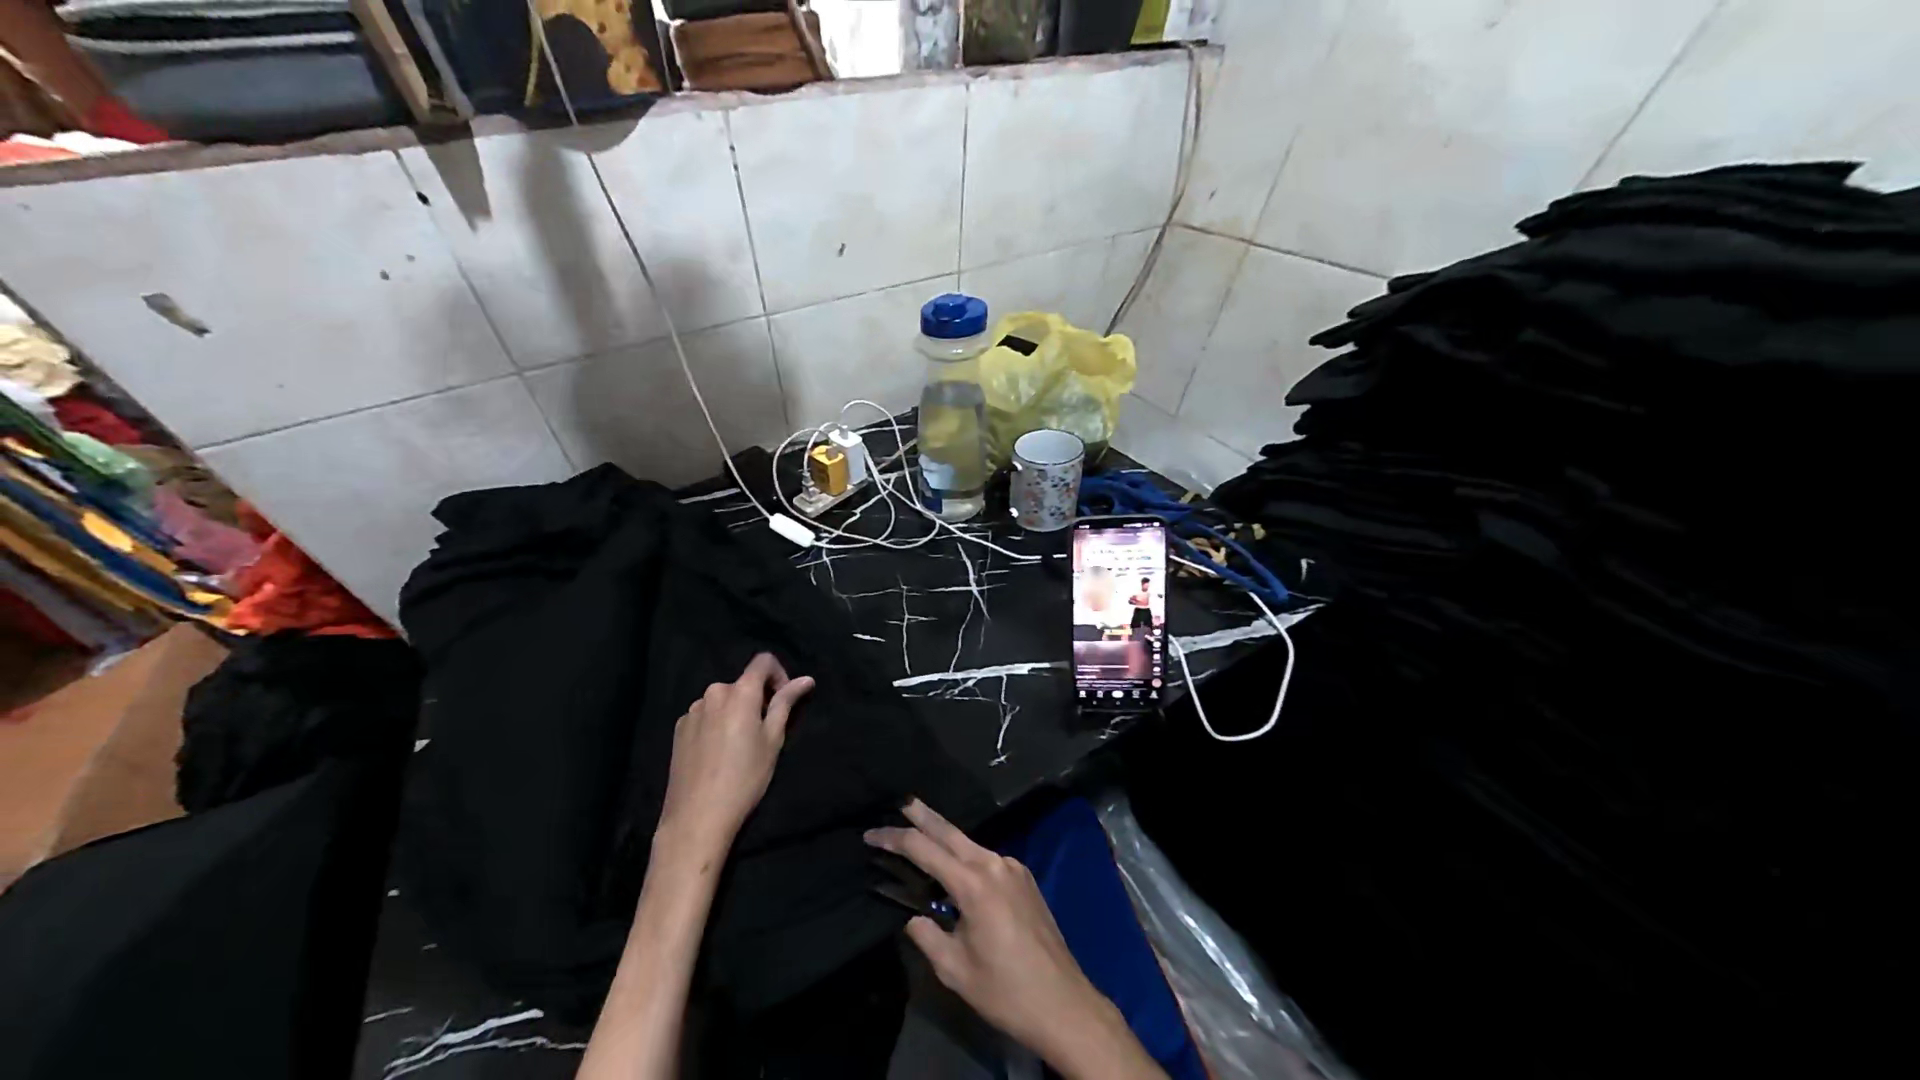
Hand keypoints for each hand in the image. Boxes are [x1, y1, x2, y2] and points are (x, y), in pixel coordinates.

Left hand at [658, 653, 813, 855]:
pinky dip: (717, 724)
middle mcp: (713, 693)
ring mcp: (692, 711)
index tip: (782, 702)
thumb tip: (805, 680)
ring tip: (739, 746)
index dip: (778, 674)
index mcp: (739, 692)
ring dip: (735, 712)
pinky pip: (706, 715)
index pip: (763, 661)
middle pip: (742, 684)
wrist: (697, 816)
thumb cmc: (745, 777)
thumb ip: (786, 703)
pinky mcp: (679, 729)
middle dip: (757, 699)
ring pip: (723, 701)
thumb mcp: (773, 740)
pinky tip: (718, 754)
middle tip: (764, 731)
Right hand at [865, 802, 1162, 1078]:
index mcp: (973, 883)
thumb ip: (926, 934)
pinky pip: (987, 860)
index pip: (924, 849)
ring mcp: (1014, 869)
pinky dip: (965, 857)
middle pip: (950, 832)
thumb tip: (912, 915)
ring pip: (970, 845)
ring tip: (920, 834)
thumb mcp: (954, 969)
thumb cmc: (1005, 991)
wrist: (1064, 1004)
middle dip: (922, 815)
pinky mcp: (1026, 879)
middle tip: (900, 800)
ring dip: (944, 838)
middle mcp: (995, 864)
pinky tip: (955, 868)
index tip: (870, 834)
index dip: (893, 838)